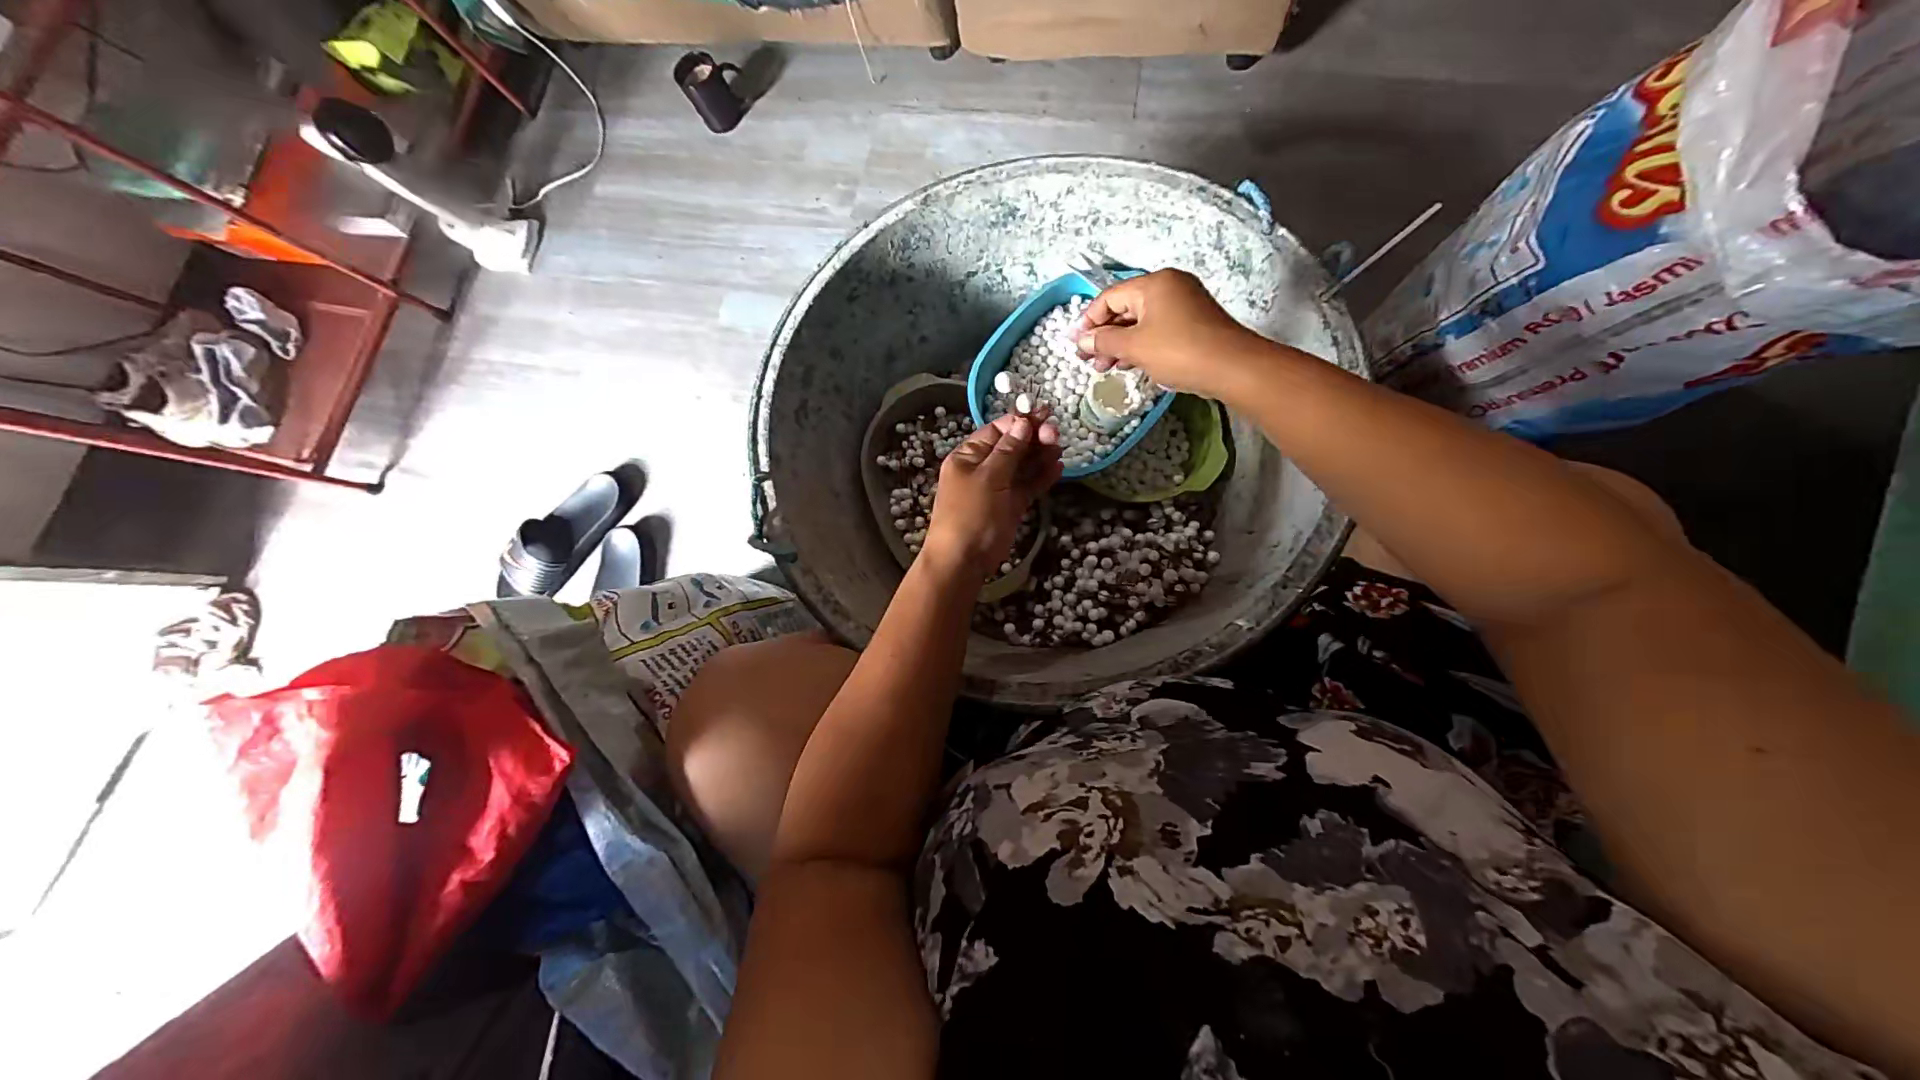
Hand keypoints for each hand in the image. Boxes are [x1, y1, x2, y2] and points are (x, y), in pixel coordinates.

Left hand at [924, 408, 1061, 579]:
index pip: (997, 430)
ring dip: (1040, 455)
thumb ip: (1008, 450)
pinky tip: (1058, 467)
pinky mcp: (1011, 505)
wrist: (963, 560)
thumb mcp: (988, 478)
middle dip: (1034, 437)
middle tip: (1055, 434)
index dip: (1020, 421)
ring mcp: (999, 487)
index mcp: (968, 456)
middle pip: (1012, 445)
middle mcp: (983, 468)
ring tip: (1059, 447)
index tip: (1044, 414)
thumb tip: (1023, 423)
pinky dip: (1042, 476)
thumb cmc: (970, 515)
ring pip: (1023, 465)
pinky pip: (1028, 485)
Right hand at [1074, 269, 1271, 400]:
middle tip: (1089, 360)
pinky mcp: (1193, 323)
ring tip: (1106, 367)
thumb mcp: (1135, 347)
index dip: (1089, 321)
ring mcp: (1184, 304)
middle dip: (1104, 335)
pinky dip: (1140, 345)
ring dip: (1120, 343)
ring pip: (1141, 321)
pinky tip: (1130, 363)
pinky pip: (1157, 329)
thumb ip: (1104, 341)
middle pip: (1125, 308)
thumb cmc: (1179, 351)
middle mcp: (1169, 287)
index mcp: (1153, 284)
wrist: (1232, 367)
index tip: (1077, 344)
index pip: (1109, 297)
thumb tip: (1083, 340)